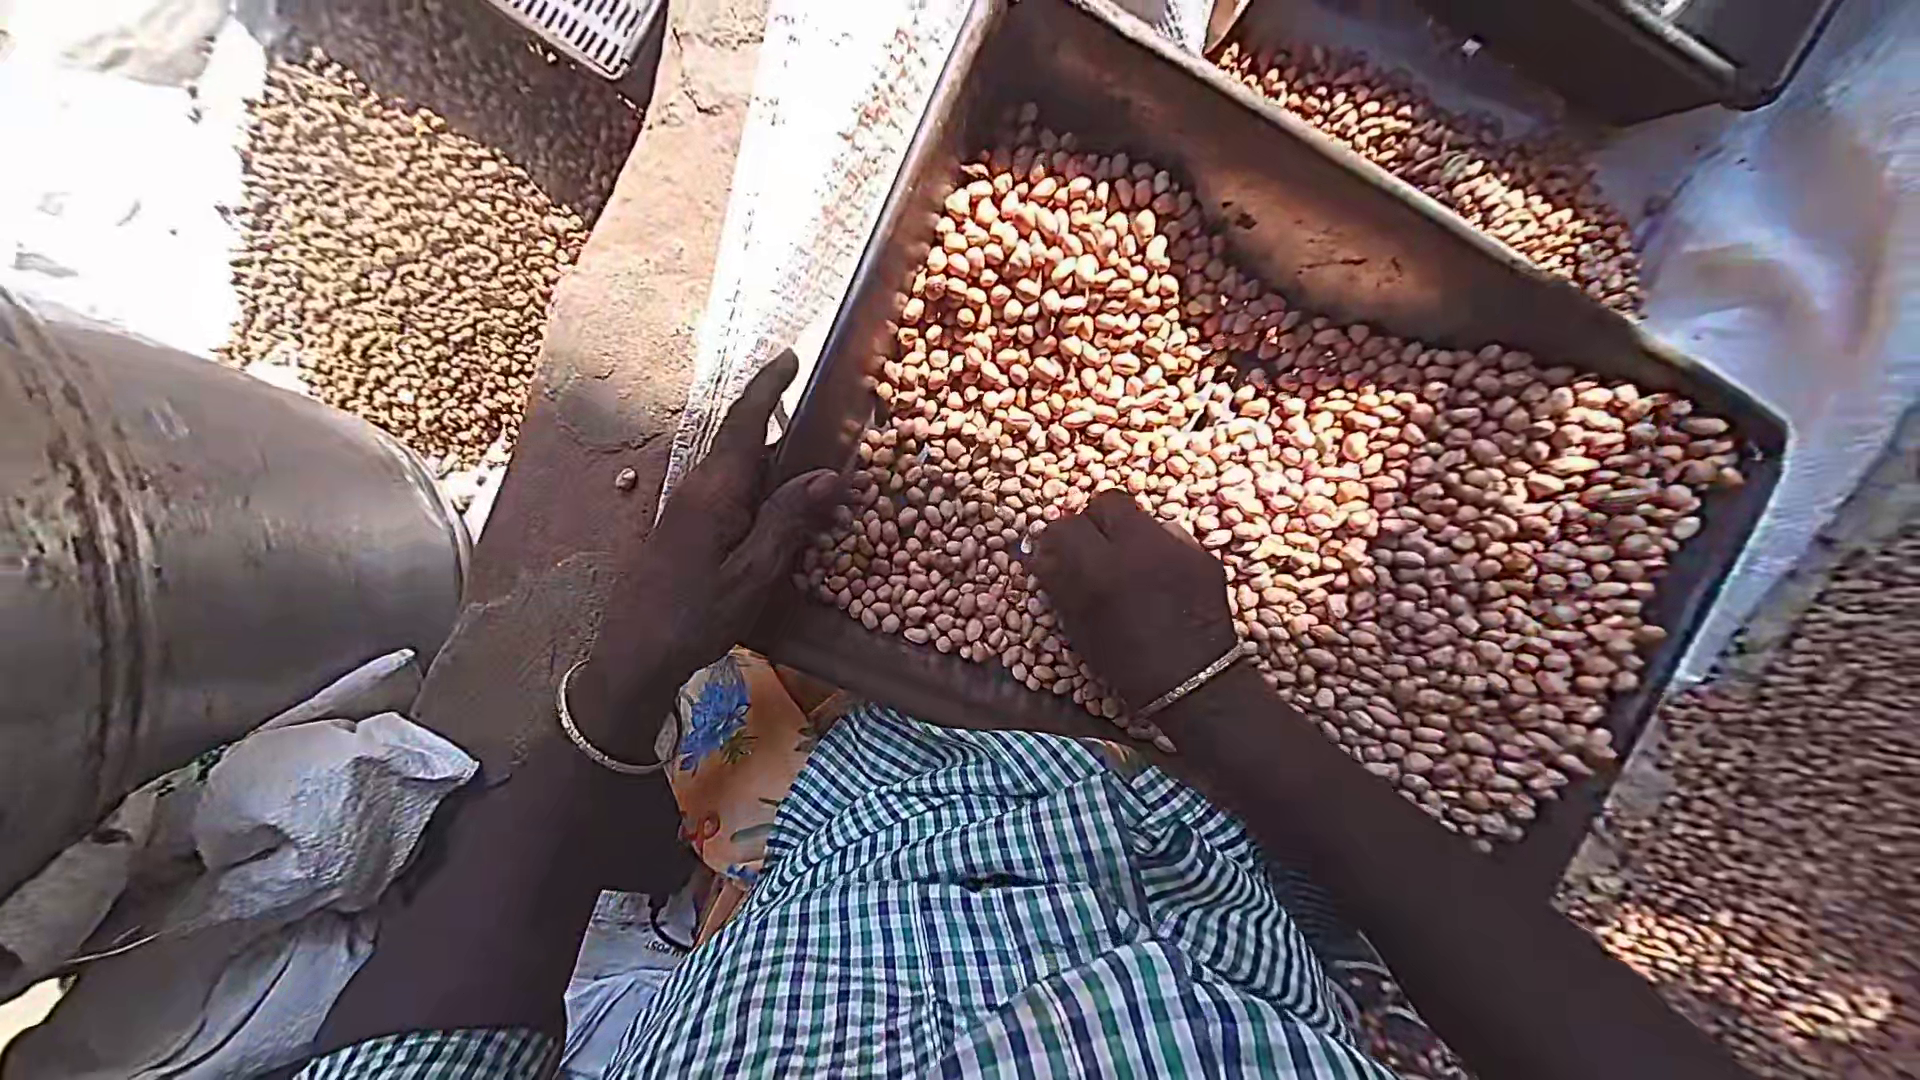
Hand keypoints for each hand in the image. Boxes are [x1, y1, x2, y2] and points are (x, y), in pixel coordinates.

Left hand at [575, 349, 842, 757]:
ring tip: (818, 467)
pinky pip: (735, 489)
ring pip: (742, 466)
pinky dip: (765, 486)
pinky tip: (786, 507)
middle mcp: (700, 486)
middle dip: (786, 425)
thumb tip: (828, 474)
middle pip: (746, 440)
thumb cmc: (694, 614)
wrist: (634, 652)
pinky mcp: (691, 523)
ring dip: (778, 460)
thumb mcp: (752, 572)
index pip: (745, 421)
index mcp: (716, 490)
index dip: (770, 386)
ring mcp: (692, 504)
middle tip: (831, 428)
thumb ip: (787, 520)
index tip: (794, 358)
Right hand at [1032, 490, 1238, 710]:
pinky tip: (1156, 577)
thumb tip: (1040, 553)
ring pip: (1141, 516)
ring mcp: (1176, 547)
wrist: (1192, 681)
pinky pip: (1169, 537)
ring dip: (1125, 533)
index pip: (1066, 525)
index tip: (1055, 551)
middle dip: (1094, 521)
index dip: (1056, 537)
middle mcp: (1139, 547)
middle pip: (1107, 502)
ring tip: (1125, 563)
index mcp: (1101, 569)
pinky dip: (1155, 550)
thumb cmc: (1124, 662)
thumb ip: (1058, 582)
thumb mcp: (1079, 625)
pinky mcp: (1202, 555)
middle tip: (1091, 547)